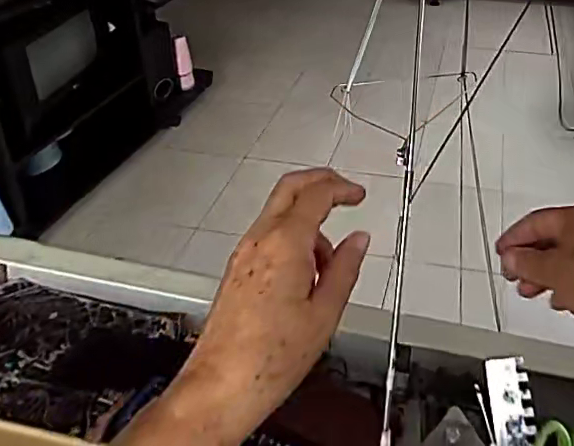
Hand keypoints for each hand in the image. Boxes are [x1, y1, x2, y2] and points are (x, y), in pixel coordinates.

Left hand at [124, 169, 369, 445]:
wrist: (216, 393)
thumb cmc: (265, 361)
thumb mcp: (325, 314)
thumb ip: (346, 268)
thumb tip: (358, 242)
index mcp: (285, 244)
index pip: (318, 193)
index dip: (343, 188)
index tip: (357, 195)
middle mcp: (260, 241)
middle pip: (291, 186)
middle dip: (321, 181)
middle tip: (343, 191)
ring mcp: (244, 254)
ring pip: (280, 211)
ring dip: (308, 218)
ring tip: (327, 262)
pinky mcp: (236, 270)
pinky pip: (269, 235)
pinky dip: (292, 237)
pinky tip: (305, 274)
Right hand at [495, 205, 573, 333]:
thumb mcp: (553, 271)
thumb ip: (527, 262)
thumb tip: (512, 256)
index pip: (536, 220)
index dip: (515, 236)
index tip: (502, 250)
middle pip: (549, 237)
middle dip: (527, 256)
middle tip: (512, 270)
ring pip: (561, 256)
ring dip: (541, 272)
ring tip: (528, 287)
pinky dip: (560, 282)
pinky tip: (556, 297)